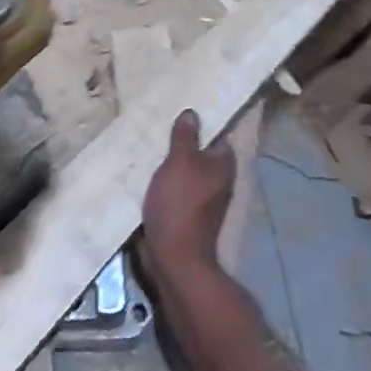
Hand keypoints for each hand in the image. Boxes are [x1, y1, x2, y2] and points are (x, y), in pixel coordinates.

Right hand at [141, 109, 235, 276]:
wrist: (173, 257)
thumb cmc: (180, 203)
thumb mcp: (180, 161)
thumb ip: (185, 136)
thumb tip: (192, 112)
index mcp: (224, 164)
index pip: (217, 135)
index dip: (200, 125)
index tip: (180, 114)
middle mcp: (219, 180)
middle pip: (199, 154)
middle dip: (181, 145)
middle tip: (159, 128)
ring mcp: (204, 200)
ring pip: (185, 173)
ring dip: (170, 166)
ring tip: (148, 148)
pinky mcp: (187, 215)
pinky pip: (175, 191)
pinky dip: (164, 185)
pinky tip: (146, 175)